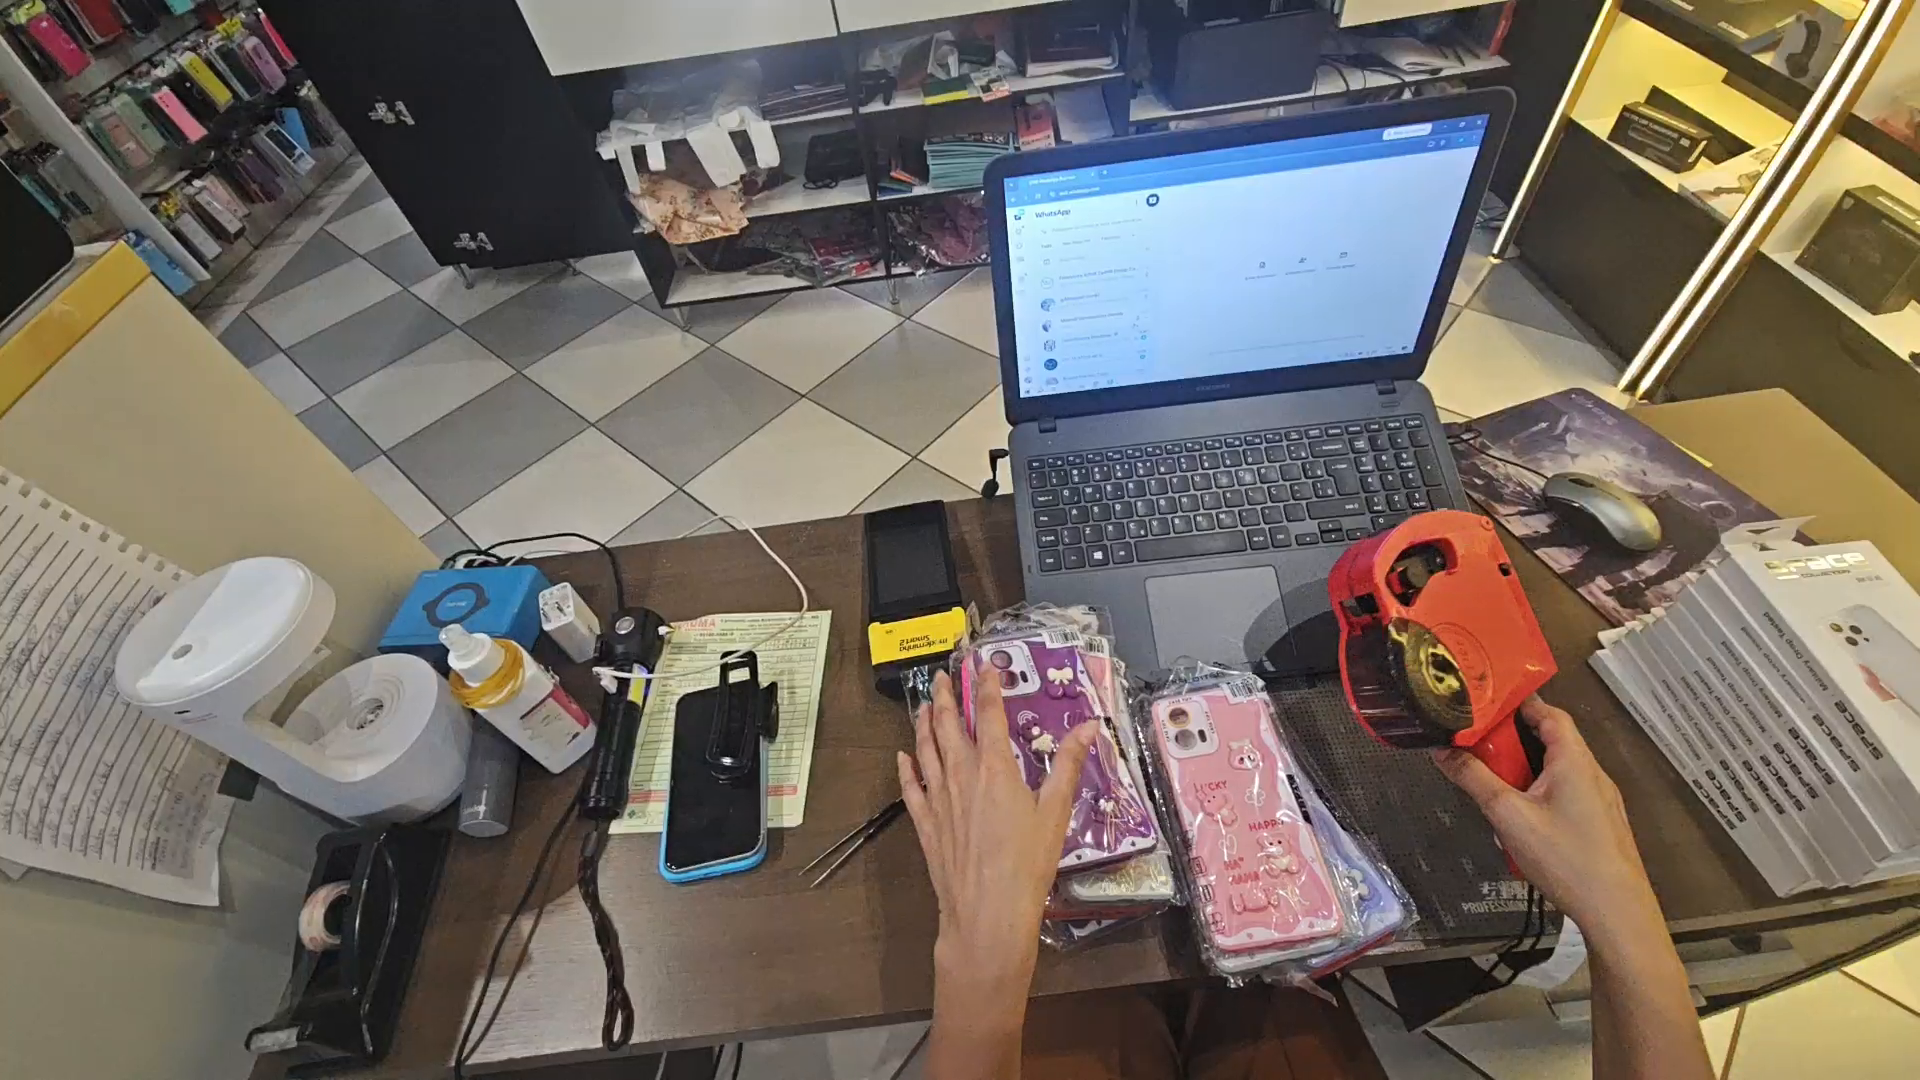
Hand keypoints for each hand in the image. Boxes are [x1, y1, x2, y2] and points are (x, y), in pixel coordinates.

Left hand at [898, 667, 1098, 1004]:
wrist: (988, 912)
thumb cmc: (1027, 862)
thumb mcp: (1055, 811)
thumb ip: (1069, 764)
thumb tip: (1090, 726)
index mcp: (994, 767)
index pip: (988, 713)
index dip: (986, 686)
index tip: (985, 667)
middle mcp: (961, 773)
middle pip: (947, 724)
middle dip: (944, 696)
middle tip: (942, 676)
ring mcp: (938, 797)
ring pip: (925, 749)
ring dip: (923, 723)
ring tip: (923, 705)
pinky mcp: (924, 822)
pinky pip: (910, 786)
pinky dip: (905, 767)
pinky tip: (902, 756)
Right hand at [1432, 697, 1661, 942]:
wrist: (1618, 917)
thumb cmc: (1565, 857)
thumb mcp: (1507, 814)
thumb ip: (1473, 777)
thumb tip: (1440, 749)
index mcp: (1575, 763)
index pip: (1550, 714)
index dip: (1519, 701)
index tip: (1483, 698)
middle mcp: (1592, 775)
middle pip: (1552, 738)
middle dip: (1511, 733)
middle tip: (1473, 734)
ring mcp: (1599, 801)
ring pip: (1555, 765)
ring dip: (1521, 761)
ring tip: (1486, 767)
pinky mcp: (1599, 823)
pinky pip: (1562, 788)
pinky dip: (1534, 782)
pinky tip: (1514, 803)